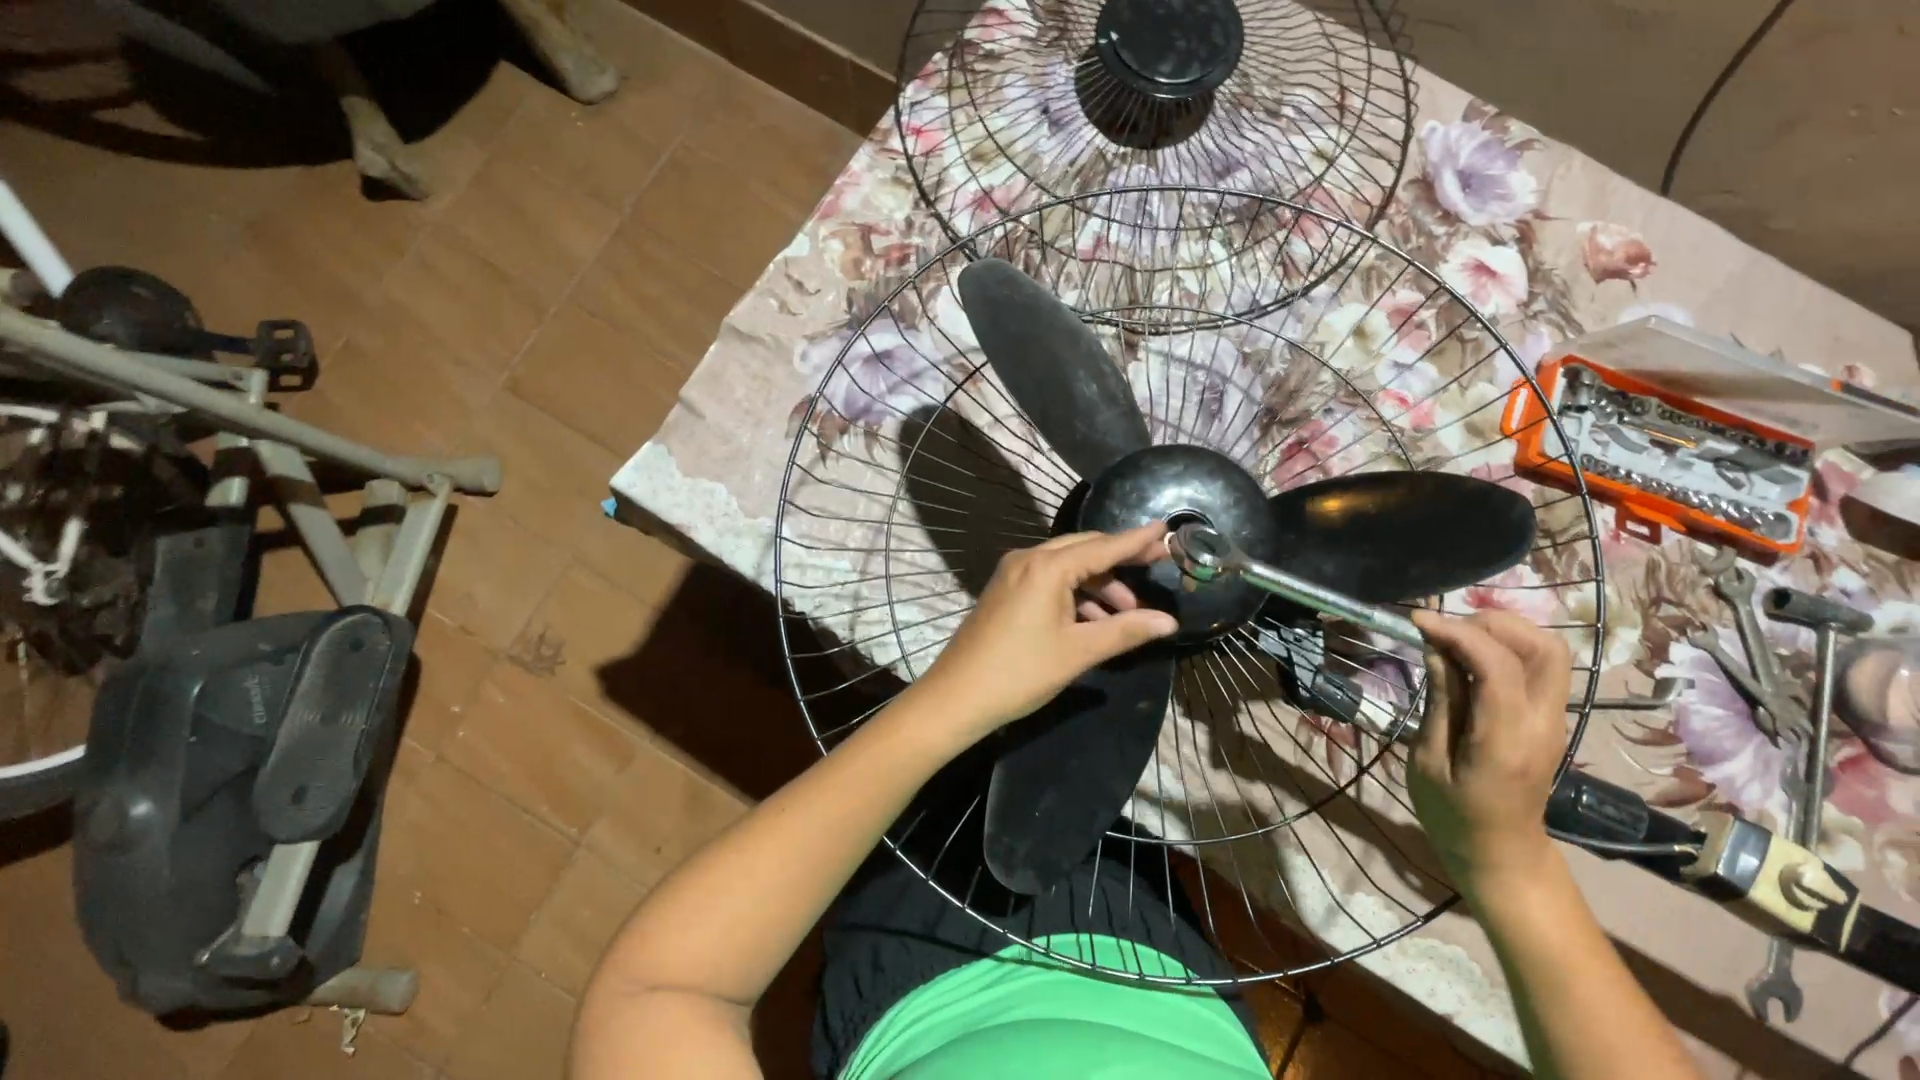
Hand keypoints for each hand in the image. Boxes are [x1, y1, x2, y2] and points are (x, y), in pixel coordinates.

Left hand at [910, 523, 1179, 744]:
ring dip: (1098, 583)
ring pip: (1066, 566)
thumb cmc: (1020, 672)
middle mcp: (1028, 559)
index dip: (1137, 540)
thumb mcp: (1079, 652)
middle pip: (1084, 549)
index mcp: (1047, 567)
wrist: (957, 696)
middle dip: (1120, 560)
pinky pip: (1048, 579)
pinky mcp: (1004, 590)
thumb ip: (1125, 631)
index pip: (1103, 546)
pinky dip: (1074, 593)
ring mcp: (1012, 573)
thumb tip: (1169, 621)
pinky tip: (1093, 619)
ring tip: (1127, 613)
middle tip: (1156, 568)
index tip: (1166, 529)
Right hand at [1408, 609, 1571, 895]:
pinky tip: (1471, 658)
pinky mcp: (1550, 719)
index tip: (1418, 621)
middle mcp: (1543, 723)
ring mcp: (1554, 720)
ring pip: (1550, 652)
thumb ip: (1440, 702)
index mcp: (1506, 739)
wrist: (1501, 853)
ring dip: (1505, 632)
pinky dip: (1508, 648)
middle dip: (1492, 624)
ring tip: (1458, 638)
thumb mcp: (1426, 762)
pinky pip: (1540, 668)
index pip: (1498, 665)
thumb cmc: (1452, 815)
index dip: (1458, 632)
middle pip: (1544, 648)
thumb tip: (1438, 650)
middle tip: (1446, 630)